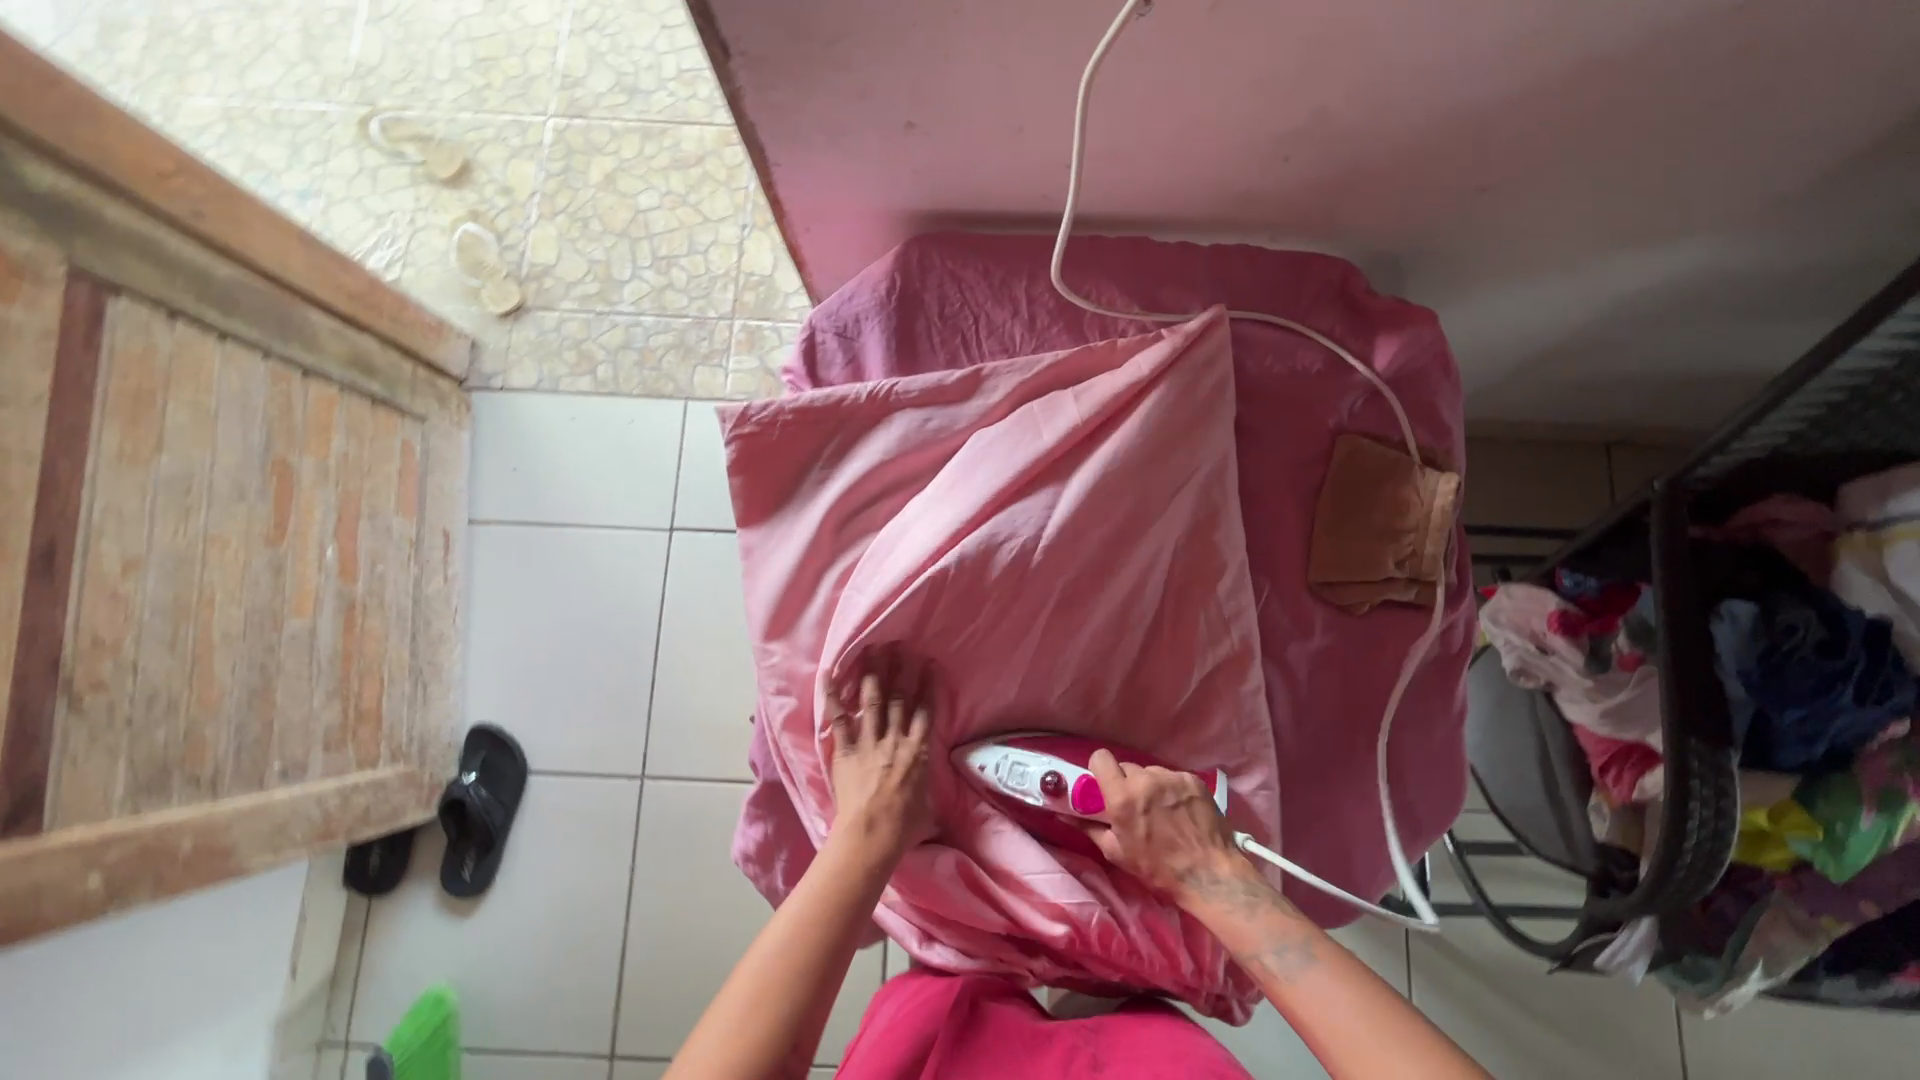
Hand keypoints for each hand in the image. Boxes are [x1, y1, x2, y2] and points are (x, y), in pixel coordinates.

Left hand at [826, 648, 935, 863]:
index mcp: (918, 751)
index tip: (928, 664)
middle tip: (900, 645)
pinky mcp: (846, 750)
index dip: (927, 685)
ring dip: (873, 672)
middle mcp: (895, 740)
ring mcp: (869, 742)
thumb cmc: (903, 827)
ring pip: (872, 700)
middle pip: (899, 697)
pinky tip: (830, 673)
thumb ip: (928, 791)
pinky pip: (839, 717)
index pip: (925, 711)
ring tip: (873, 649)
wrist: (871, 835)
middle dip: (900, 669)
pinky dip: (832, 695)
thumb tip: (935, 798)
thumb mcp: (928, 808)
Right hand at [1078, 749, 1250, 904]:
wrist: (1209, 874)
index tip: (1104, 784)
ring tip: (1161, 809)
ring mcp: (1171, 778)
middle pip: (1127, 767)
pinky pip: (1172, 777)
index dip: (1100, 769)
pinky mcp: (1192, 780)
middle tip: (1134, 805)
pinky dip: (1171, 789)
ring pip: (1150, 772)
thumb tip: (1064, 815)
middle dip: (1126, 783)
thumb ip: (1089, 828)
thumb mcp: (1117, 853)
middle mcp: (1145, 780)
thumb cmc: (1158, 868)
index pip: (1101, 758)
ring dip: (1150, 786)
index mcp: (1122, 797)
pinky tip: (1180, 809)